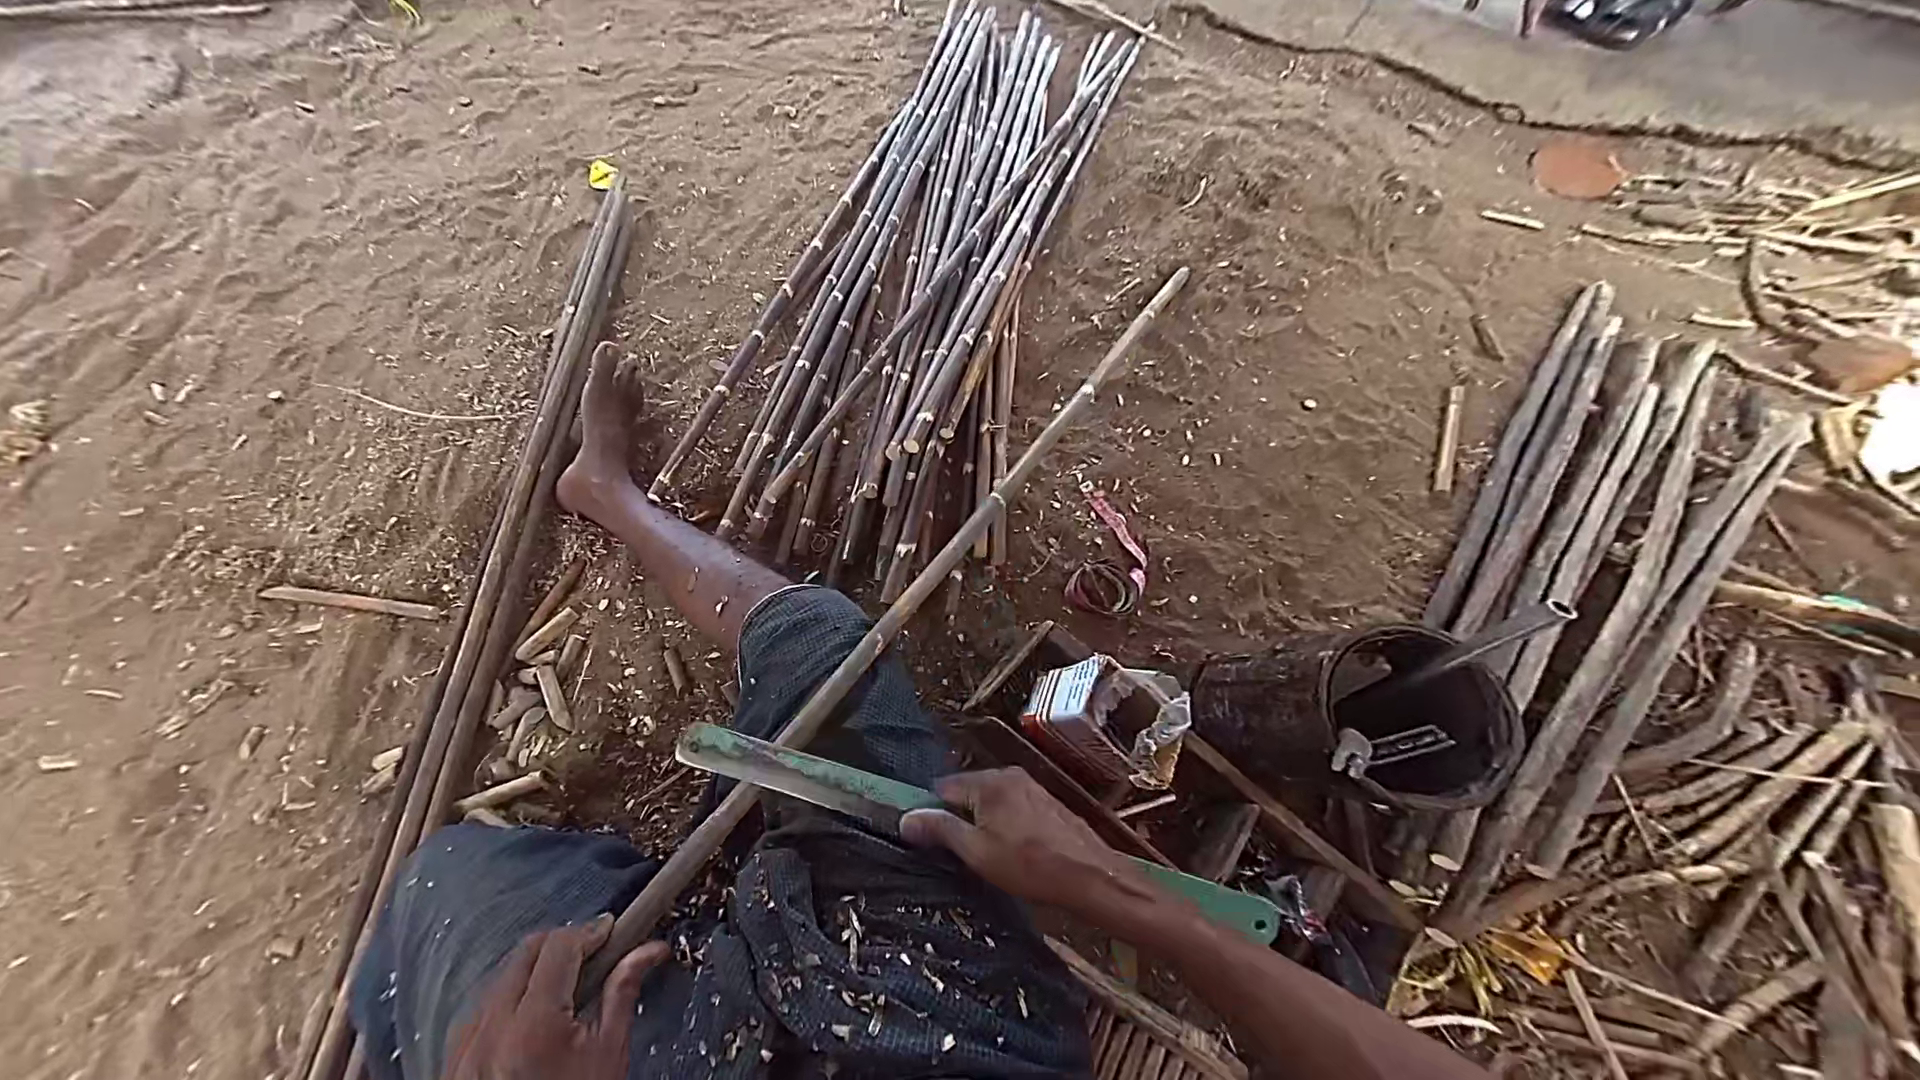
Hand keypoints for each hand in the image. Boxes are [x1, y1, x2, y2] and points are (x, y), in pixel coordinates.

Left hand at [443, 914, 667, 1079]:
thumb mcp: (608, 1054)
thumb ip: (623, 990)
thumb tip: (650, 947)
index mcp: (533, 1027)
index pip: (559, 947)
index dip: (590, 931)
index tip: (612, 932)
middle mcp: (490, 1033)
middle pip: (525, 953)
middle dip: (563, 943)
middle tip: (594, 952)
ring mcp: (462, 1052)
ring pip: (499, 977)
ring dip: (534, 967)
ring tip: (566, 984)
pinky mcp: (451, 1068)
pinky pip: (478, 1011)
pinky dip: (508, 997)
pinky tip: (532, 1013)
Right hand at [900, 768, 1157, 922]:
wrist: (1092, 876)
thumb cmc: (1030, 865)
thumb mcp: (978, 853)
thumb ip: (941, 831)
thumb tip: (906, 817)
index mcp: (988, 782)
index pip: (942, 787)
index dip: (930, 812)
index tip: (926, 839)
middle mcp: (1008, 774)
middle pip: (967, 790)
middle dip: (957, 817)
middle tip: (958, 852)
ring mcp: (1030, 785)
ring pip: (990, 799)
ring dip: (981, 820)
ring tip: (985, 854)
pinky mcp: (1046, 800)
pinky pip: (1011, 805)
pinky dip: (1003, 821)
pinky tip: (1012, 849)